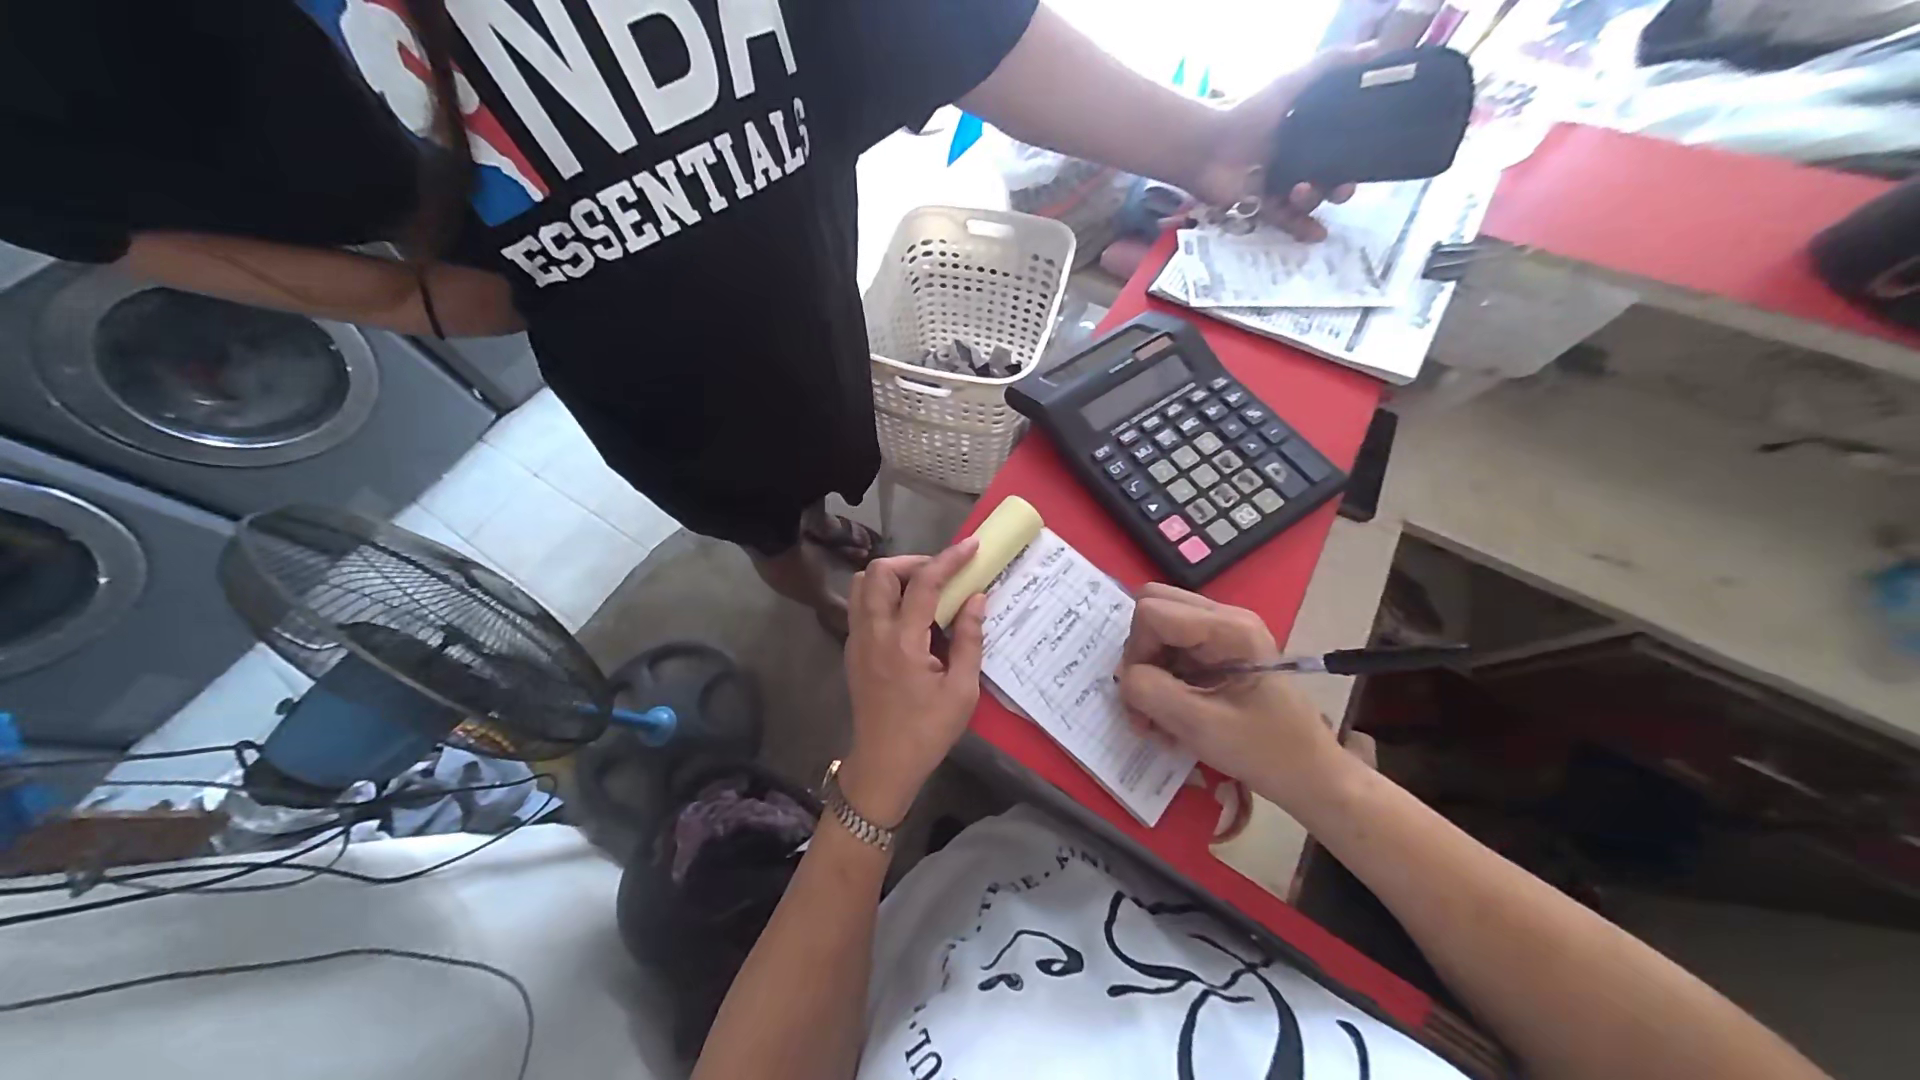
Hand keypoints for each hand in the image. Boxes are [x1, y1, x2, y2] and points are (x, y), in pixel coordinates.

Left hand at [840, 539, 986, 825]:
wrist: (883, 764)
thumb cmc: (927, 731)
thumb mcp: (962, 691)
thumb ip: (971, 640)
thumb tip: (977, 598)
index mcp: (902, 643)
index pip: (924, 584)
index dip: (949, 559)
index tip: (972, 546)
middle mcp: (873, 633)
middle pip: (878, 572)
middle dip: (913, 561)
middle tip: (941, 574)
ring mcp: (857, 640)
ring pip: (861, 585)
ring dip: (892, 576)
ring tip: (923, 589)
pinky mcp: (852, 650)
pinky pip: (861, 605)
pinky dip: (882, 595)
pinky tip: (907, 615)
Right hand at [1116, 584, 1345, 810]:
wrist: (1310, 774)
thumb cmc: (1265, 752)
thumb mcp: (1201, 727)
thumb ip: (1152, 693)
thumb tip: (1124, 676)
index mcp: (1229, 629)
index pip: (1152, 612)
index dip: (1136, 651)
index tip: (1145, 695)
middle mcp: (1225, 617)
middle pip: (1153, 607)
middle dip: (1139, 653)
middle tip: (1146, 697)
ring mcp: (1222, 630)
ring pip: (1159, 627)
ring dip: (1148, 669)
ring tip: (1157, 715)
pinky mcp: (1218, 647)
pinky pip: (1172, 645)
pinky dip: (1162, 675)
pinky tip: (1171, 710)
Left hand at [1185, 45, 1377, 241]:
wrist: (1205, 149)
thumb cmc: (1245, 116)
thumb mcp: (1289, 86)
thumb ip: (1328, 67)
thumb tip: (1373, 50)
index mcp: (1305, 133)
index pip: (1339, 146)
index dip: (1355, 154)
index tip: (1368, 158)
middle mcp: (1294, 160)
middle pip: (1328, 178)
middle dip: (1339, 185)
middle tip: (1342, 187)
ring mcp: (1277, 186)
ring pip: (1307, 201)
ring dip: (1313, 200)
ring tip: (1300, 191)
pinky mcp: (1260, 208)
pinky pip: (1285, 221)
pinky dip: (1302, 228)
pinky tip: (1319, 235)